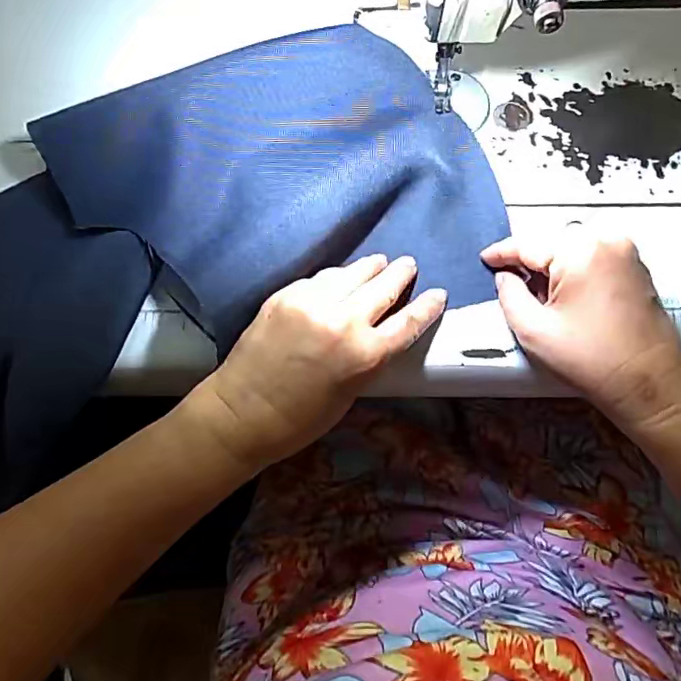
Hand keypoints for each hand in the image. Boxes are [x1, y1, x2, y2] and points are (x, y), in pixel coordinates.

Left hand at [189, 254, 446, 469]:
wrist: (242, 412)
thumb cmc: (301, 418)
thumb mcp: (351, 392)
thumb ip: (369, 356)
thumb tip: (380, 329)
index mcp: (365, 355)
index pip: (408, 322)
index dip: (428, 306)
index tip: (438, 293)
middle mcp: (343, 322)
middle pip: (383, 287)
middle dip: (400, 273)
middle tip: (408, 264)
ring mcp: (311, 304)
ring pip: (351, 273)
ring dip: (370, 267)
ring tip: (379, 262)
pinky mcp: (286, 295)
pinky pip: (320, 278)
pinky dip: (336, 277)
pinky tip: (341, 276)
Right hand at [482, 228, 680, 436]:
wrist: (649, 383)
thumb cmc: (596, 360)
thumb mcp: (533, 330)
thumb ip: (508, 295)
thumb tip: (505, 278)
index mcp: (580, 252)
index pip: (528, 244)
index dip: (502, 253)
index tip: (487, 259)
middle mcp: (607, 242)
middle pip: (551, 243)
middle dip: (530, 262)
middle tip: (513, 287)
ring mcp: (625, 253)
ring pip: (572, 250)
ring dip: (553, 268)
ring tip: (542, 300)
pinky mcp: (635, 267)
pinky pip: (593, 257)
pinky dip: (574, 271)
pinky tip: (567, 299)